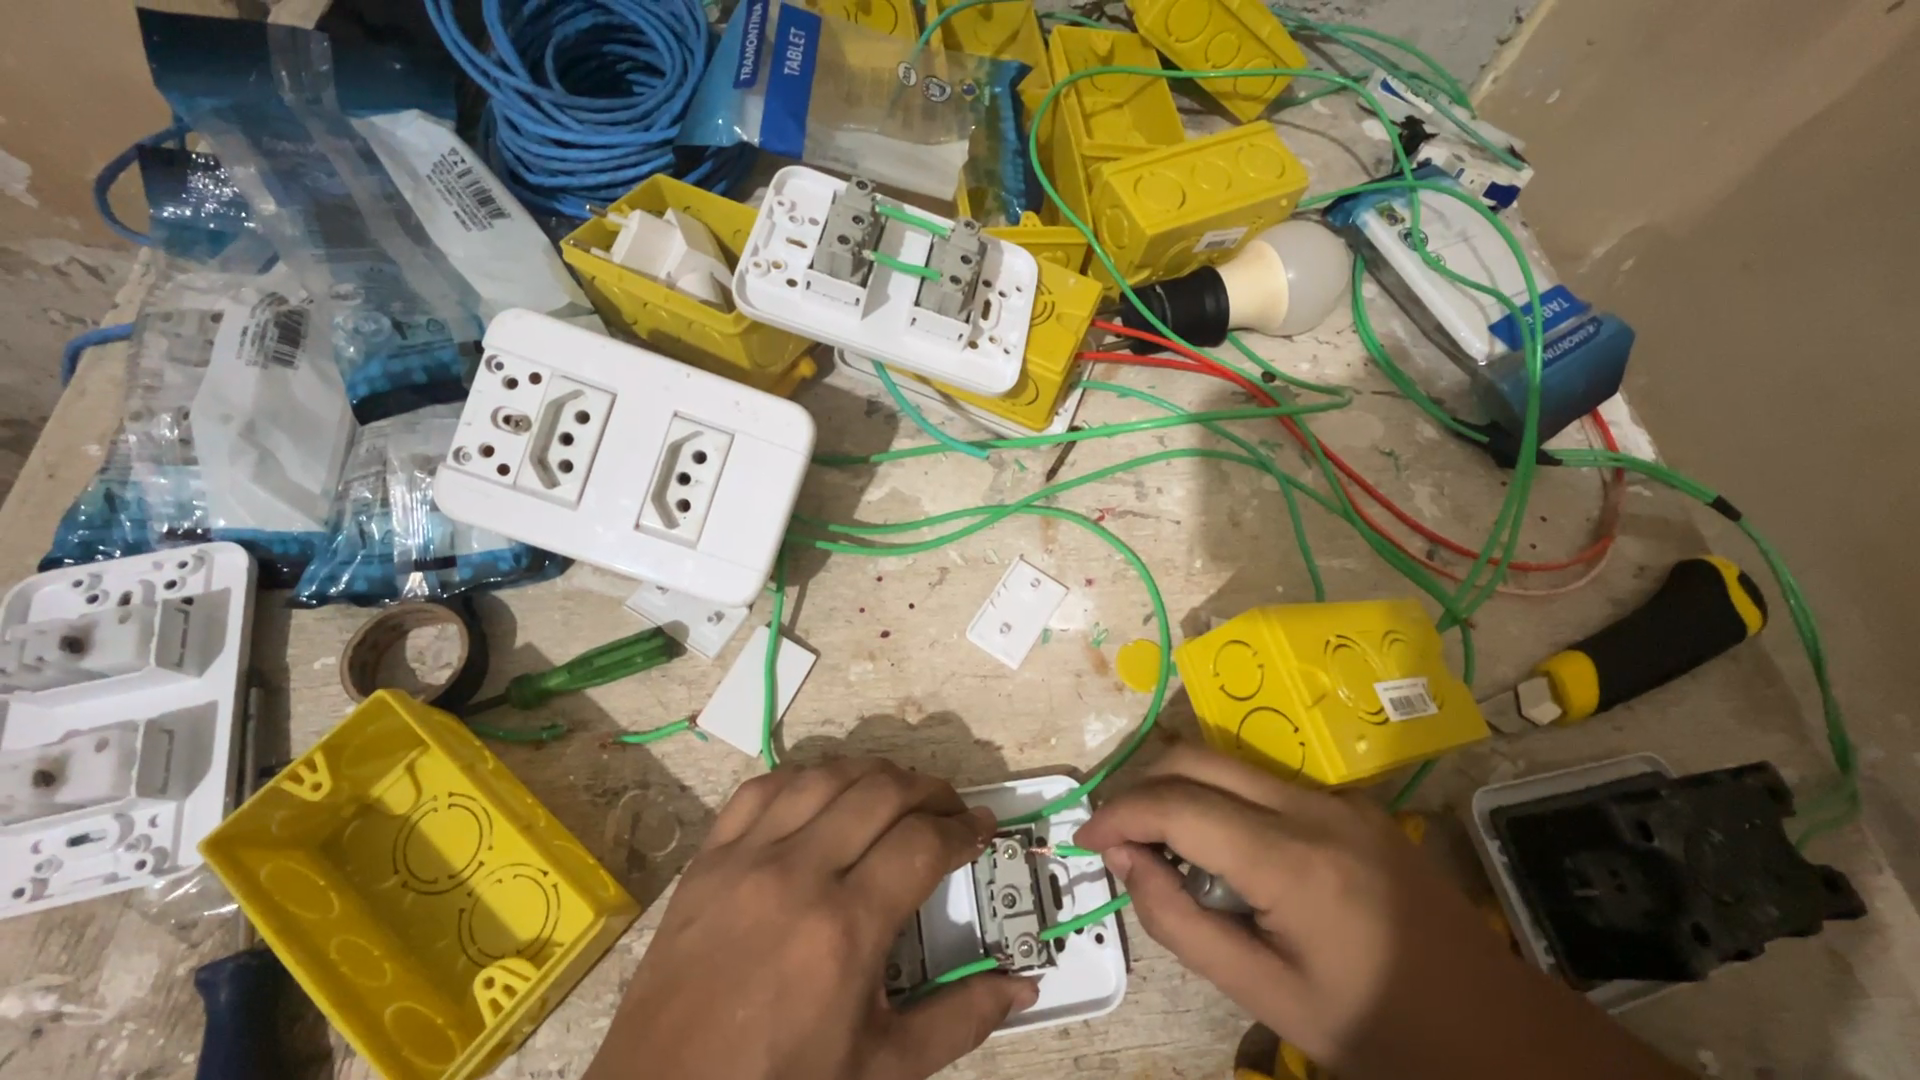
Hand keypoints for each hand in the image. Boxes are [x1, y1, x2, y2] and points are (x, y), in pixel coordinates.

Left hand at [586, 758, 1037, 1079]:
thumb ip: (958, 1020)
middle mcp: (797, 874)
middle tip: (949, 809)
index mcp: (845, 928)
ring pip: (824, 775)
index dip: (963, 829)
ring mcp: (744, 857)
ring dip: (872, 773)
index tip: (983, 830)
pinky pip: (761, 788)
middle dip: (929, 789)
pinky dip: (804, 777)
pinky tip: (823, 793)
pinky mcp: (706, 857)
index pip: (923, 843)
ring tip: (896, 793)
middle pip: (880, 792)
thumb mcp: (881, 1067)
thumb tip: (1023, 987)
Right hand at [1074, 744, 1687, 1079]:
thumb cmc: (1374, 1024)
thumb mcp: (1265, 994)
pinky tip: (1211, 843)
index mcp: (1293, 861)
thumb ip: (1181, 923)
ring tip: (1152, 839)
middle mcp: (1312, 807)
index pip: (1177, 804)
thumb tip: (1126, 862)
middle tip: (1112, 836)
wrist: (1492, 1024)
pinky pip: (1259, 778)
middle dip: (1138, 786)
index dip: (1117, 813)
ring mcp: (1336, 797)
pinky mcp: (1349, 801)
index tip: (1084, 840)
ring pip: (1225, 759)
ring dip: (1174, 786)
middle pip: (1194, 757)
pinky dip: (1214, 794)